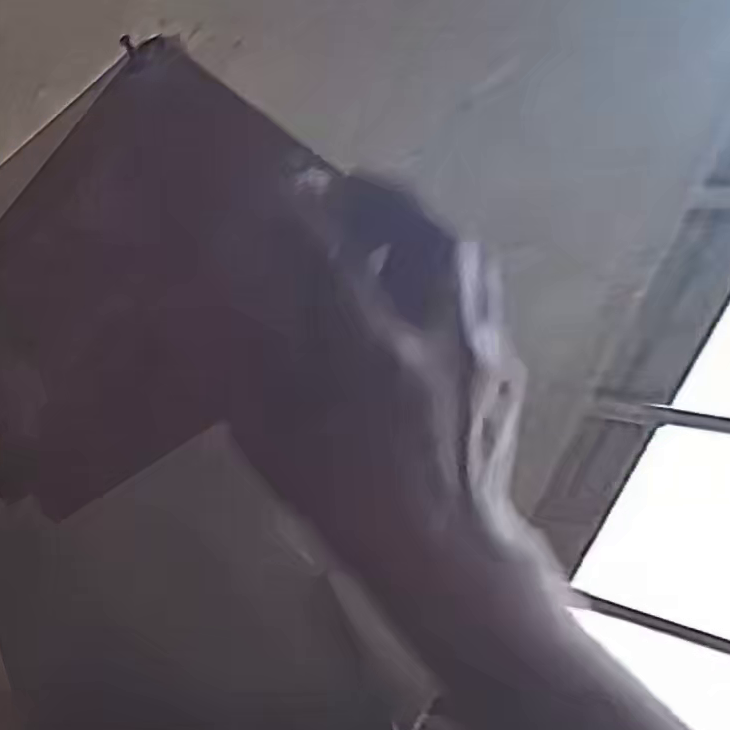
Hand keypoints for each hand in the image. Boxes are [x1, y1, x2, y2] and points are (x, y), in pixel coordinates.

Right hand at [227, 175, 525, 571]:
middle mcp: (432, 334)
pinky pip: (472, 288)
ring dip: (413, 221)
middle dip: (376, 196)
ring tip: (375, 214)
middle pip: (421, 234)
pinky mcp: (502, 362)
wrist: (435, 544)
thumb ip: (248, 360)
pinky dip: (434, 262)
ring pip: (461, 254)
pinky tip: (405, 277)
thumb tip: (227, 306)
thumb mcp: (263, 429)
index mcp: (361, 352)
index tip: (275, 188)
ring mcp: (479, 345)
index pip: (329, 258)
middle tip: (337, 184)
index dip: (300, 215)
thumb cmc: (329, 490)